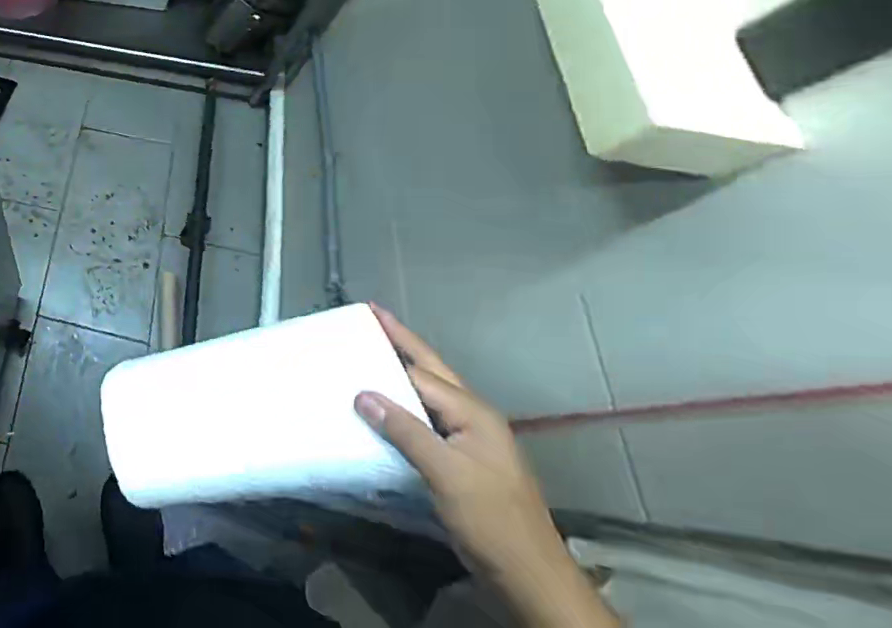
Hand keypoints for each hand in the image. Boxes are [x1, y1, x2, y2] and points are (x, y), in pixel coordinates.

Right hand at [355, 307, 617, 627]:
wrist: (530, 578)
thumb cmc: (492, 521)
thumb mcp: (447, 474)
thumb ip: (405, 431)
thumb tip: (362, 393)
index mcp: (473, 414)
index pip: (421, 373)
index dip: (388, 349)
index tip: (360, 323)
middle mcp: (473, 418)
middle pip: (431, 371)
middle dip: (402, 341)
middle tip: (372, 313)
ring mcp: (468, 440)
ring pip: (427, 393)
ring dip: (400, 369)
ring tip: (369, 350)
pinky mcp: (459, 460)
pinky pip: (423, 418)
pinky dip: (400, 403)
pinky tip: (381, 404)